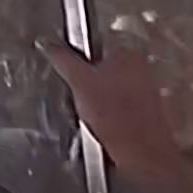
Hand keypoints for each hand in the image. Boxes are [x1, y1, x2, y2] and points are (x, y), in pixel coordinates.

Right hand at [39, 41, 188, 189]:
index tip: (65, 57)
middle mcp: (143, 66)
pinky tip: (97, 113)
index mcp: (128, 52)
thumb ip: (60, 56)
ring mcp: (148, 89)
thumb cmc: (112, 112)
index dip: (78, 45)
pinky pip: (120, 96)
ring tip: (83, 99)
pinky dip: (107, 100)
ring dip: (96, 86)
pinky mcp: (149, 109)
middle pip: (104, 58)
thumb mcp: (77, 79)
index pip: (97, 37)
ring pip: (111, 79)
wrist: (143, 155)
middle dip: (86, 67)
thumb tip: (44, 41)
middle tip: (71, 79)